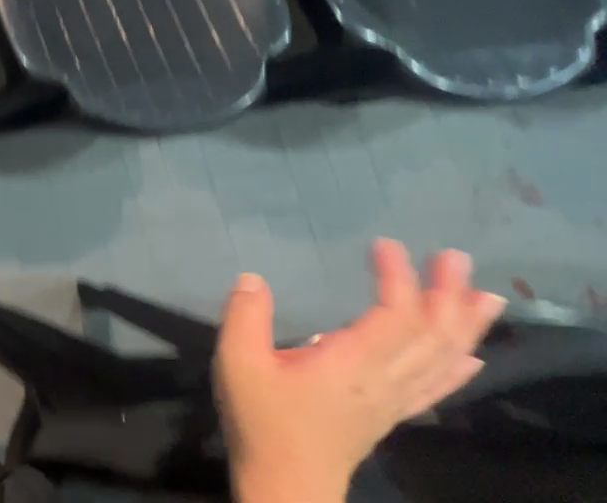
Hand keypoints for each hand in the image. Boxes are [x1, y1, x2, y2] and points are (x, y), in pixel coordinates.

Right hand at [213, 239, 506, 502]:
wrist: (286, 481)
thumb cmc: (260, 418)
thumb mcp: (238, 361)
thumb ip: (245, 317)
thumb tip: (254, 277)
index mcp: (351, 363)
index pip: (392, 315)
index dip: (397, 279)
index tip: (386, 244)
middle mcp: (384, 379)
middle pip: (431, 335)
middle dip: (447, 295)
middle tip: (458, 258)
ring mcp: (392, 399)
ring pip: (442, 359)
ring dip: (465, 326)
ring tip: (486, 297)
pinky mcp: (389, 413)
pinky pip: (435, 386)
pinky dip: (458, 368)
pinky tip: (471, 356)